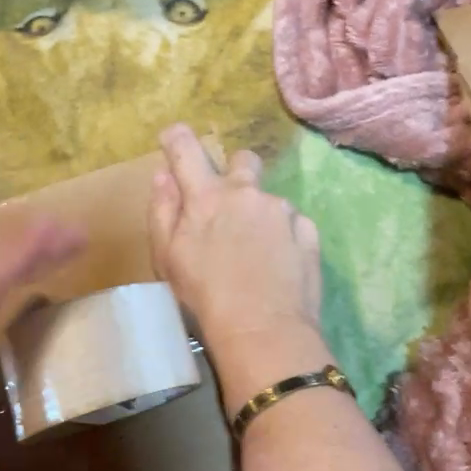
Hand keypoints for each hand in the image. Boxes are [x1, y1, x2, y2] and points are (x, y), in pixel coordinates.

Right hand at [149, 125, 329, 407]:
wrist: (263, 332)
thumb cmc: (204, 298)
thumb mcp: (167, 258)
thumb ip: (162, 210)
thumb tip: (163, 175)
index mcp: (205, 196)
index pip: (186, 149)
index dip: (177, 138)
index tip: (174, 139)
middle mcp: (246, 192)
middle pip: (242, 159)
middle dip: (235, 171)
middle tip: (228, 206)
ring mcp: (281, 209)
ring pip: (268, 198)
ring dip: (259, 215)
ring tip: (255, 255)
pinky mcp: (308, 230)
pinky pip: (292, 222)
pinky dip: (283, 237)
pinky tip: (277, 266)